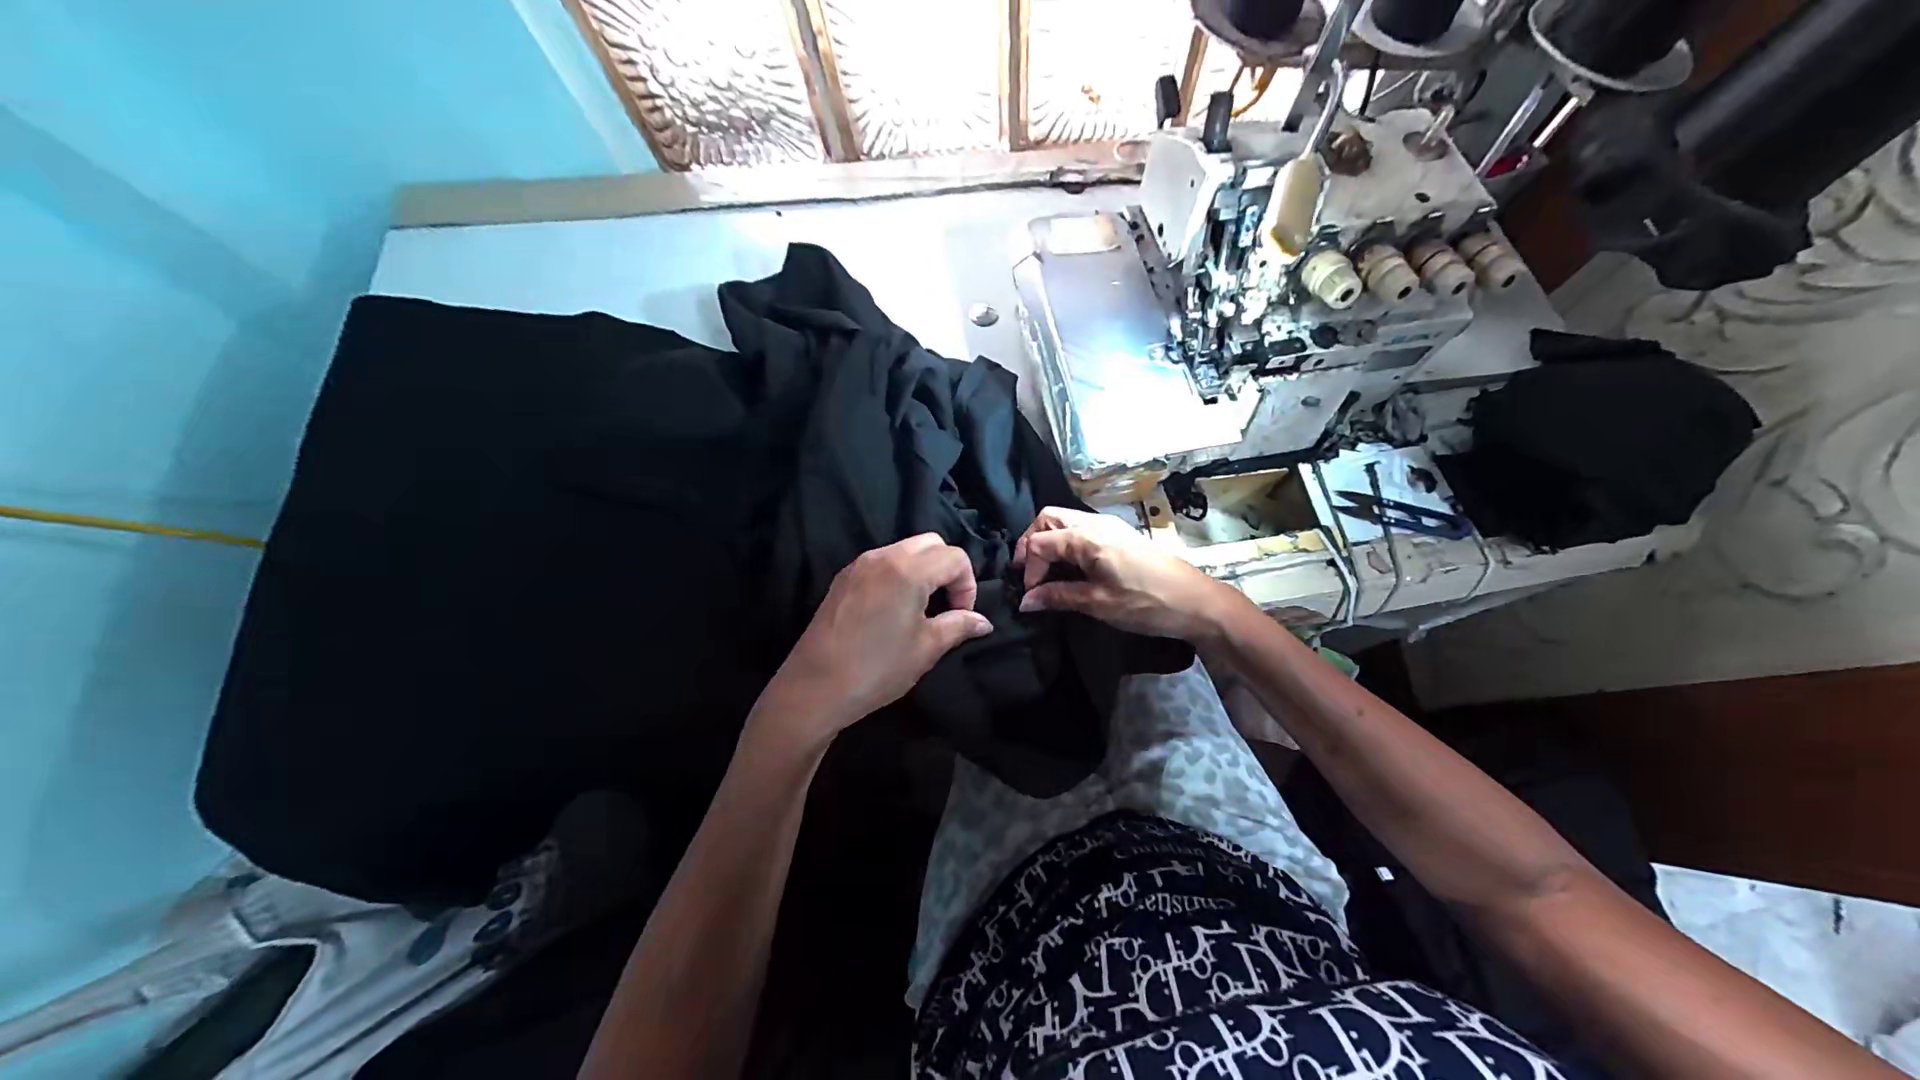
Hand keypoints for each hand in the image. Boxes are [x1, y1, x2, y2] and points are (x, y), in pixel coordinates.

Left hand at [752, 533, 993, 749]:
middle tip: (947, 606)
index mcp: (907, 569)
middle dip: (947, 569)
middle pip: (931, 543)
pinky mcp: (843, 579)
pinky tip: (895, 610)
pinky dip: (899, 574)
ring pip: (905, 549)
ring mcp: (858, 565)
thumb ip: (959, 625)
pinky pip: (882, 562)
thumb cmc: (877, 668)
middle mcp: (882, 556)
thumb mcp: (926, 648)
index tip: (961, 615)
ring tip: (922, 609)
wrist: (815, 688)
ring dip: (923, 570)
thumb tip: (982, 622)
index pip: (954, 557)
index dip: (968, 585)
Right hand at [1013, 506, 1246, 643]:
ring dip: (1048, 543)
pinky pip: (1081, 530)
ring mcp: (1110, 526)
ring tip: (1046, 574)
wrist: (1197, 602)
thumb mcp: (1099, 604)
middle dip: (1031, 543)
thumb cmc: (1147, 602)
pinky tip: (1070, 570)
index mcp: (1087, 537)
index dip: (1029, 569)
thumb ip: (1059, 597)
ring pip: (1064, 522)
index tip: (1031, 596)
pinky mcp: (1120, 536)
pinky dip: (1066, 544)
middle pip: (1048, 519)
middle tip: (1029, 575)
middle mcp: (1095, 523)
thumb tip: (1026, 601)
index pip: (1039, 542)